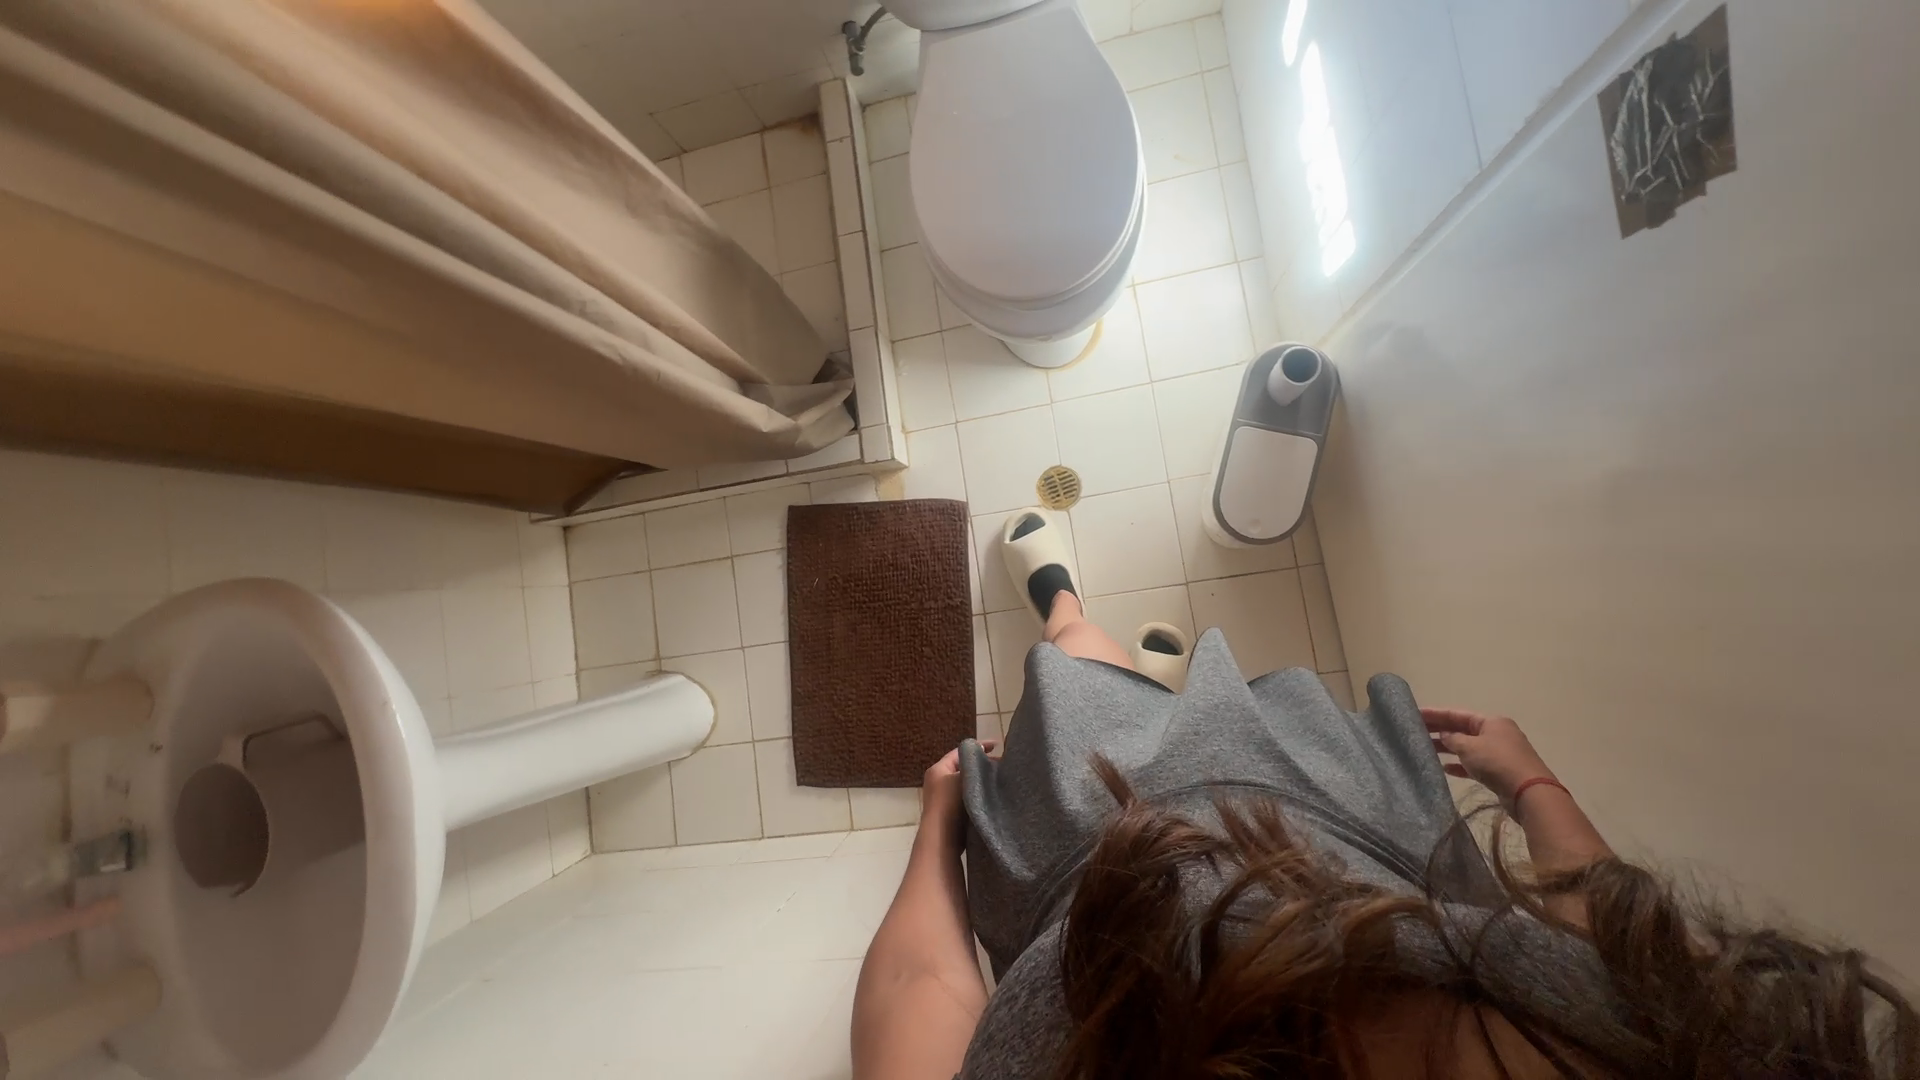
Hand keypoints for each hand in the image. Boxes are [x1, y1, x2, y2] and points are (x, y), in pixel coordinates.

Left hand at [920, 740, 995, 844]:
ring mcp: (944, 798)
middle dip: (982, 765)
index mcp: (939, 769)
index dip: (979, 746)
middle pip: (964, 767)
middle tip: (1002, 766)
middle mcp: (939, 781)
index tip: (997, 746)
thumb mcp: (963, 777)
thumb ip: (975, 766)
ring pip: (968, 784)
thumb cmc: (950, 803)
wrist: (942, 838)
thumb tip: (989, 763)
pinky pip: (968, 798)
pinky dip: (979, 796)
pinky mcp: (951, 813)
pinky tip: (993, 797)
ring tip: (1000, 781)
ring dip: (981, 782)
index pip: (960, 751)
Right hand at [1421, 707, 1554, 803]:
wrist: (1529, 793)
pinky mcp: (1500, 771)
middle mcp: (1496, 734)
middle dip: (1439, 730)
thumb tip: (1444, 735)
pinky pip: (1474, 764)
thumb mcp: (1469, 747)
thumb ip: (1452, 739)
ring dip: (1448, 748)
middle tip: (1415, 732)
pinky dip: (1460, 765)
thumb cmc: (1497, 762)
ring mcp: (1499, 753)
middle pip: (1461, 729)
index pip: (1456, 713)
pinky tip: (1445, 768)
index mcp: (1491, 721)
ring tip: (1425, 750)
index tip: (1414, 714)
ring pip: (1467, 747)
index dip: (1434, 714)